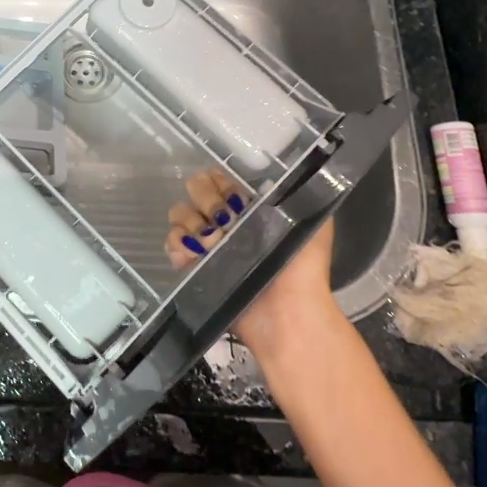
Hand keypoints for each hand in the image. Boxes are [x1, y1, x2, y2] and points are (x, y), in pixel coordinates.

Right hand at [164, 169, 339, 355]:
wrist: (287, 312)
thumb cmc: (302, 266)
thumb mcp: (314, 224)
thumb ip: (301, 196)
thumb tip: (289, 174)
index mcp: (249, 206)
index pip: (219, 176)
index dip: (221, 181)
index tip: (234, 197)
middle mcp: (225, 220)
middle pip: (195, 189)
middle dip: (206, 200)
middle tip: (225, 221)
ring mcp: (206, 243)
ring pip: (179, 214)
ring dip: (191, 223)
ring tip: (210, 244)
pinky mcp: (193, 267)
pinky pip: (172, 245)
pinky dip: (178, 247)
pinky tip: (193, 256)